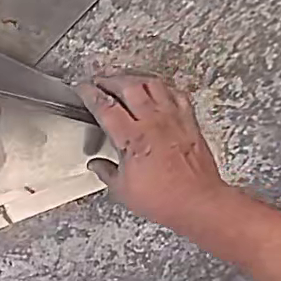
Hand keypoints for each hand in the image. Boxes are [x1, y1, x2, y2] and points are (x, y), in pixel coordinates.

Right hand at [77, 75, 233, 234]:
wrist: (198, 202)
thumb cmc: (164, 199)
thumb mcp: (123, 190)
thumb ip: (106, 173)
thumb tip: (97, 165)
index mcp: (133, 138)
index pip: (105, 106)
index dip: (90, 93)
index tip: (82, 88)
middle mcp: (153, 123)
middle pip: (128, 86)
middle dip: (109, 79)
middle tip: (100, 80)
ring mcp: (173, 119)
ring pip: (152, 84)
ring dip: (135, 78)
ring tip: (124, 80)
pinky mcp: (189, 122)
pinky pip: (176, 93)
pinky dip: (163, 87)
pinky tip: (158, 90)